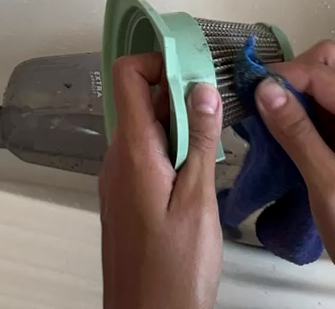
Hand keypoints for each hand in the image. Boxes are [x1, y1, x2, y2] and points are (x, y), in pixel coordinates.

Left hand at [98, 52, 223, 308]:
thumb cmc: (174, 272)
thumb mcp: (197, 200)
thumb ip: (200, 141)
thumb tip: (203, 89)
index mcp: (132, 151)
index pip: (127, 76)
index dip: (157, 61)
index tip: (191, 68)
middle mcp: (118, 157)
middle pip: (140, 99)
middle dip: (177, 92)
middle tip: (215, 102)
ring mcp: (119, 177)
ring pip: (145, 127)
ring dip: (177, 121)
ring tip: (214, 134)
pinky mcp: (125, 196)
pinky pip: (144, 152)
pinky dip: (170, 146)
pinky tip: (198, 165)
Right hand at [256, 42, 334, 308]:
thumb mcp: (328, 189)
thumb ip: (297, 134)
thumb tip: (266, 89)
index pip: (324, 73)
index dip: (284, 75)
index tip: (250, 88)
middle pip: (332, 67)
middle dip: (293, 76)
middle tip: (261, 99)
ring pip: (330, 88)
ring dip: (298, 96)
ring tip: (267, 118)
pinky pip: (332, 114)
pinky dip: (306, 117)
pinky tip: (285, 135)